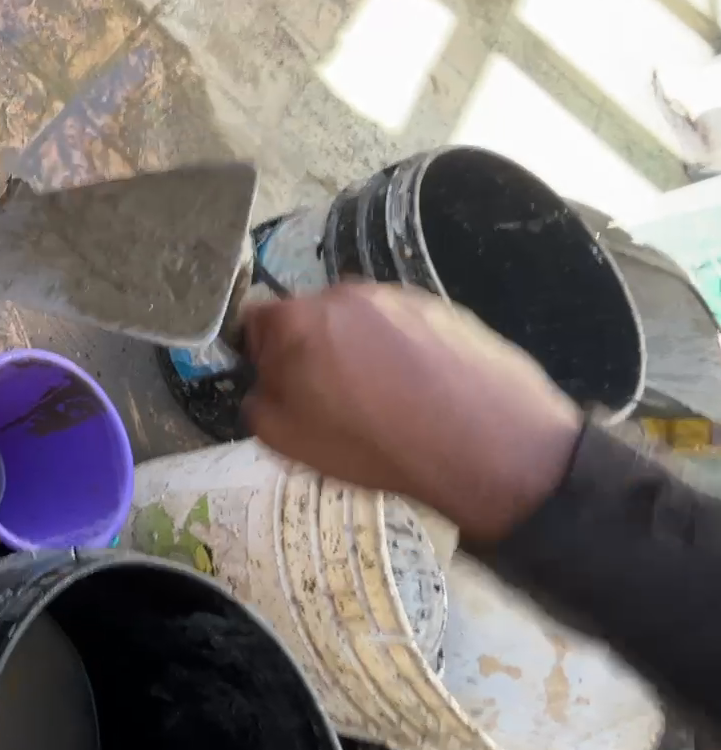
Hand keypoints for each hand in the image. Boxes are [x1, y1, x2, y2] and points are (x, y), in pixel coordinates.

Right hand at [242, 283, 582, 542]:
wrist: (497, 455)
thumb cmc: (374, 445)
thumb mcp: (282, 437)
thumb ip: (254, 398)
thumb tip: (265, 384)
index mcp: (292, 319)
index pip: (252, 323)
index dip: (260, 355)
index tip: (282, 384)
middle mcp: (340, 294)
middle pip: (306, 316)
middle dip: (310, 347)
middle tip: (332, 392)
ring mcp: (397, 298)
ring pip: (356, 319)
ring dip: (356, 346)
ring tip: (385, 392)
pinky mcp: (446, 309)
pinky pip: (403, 325)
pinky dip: (402, 349)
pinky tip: (422, 388)